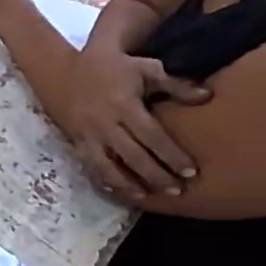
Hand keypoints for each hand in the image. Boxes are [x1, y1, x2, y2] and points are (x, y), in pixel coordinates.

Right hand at [58, 48, 210, 201]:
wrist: (58, 71)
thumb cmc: (107, 67)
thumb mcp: (142, 68)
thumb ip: (174, 84)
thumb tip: (206, 97)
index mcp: (124, 105)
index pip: (152, 136)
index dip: (171, 155)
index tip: (191, 171)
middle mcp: (105, 124)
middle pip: (133, 156)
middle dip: (156, 175)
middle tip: (178, 190)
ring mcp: (88, 135)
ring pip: (109, 166)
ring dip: (129, 184)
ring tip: (148, 197)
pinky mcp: (76, 142)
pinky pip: (91, 166)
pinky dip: (105, 180)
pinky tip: (119, 190)